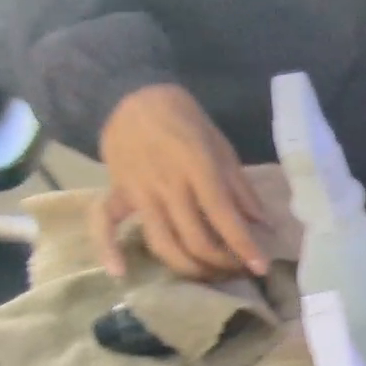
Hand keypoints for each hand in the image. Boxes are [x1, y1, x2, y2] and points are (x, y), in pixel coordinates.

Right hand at [91, 84, 269, 279]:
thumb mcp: (222, 148)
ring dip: (188, 269)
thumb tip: (263, 226)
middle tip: (237, 269)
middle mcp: (167, 184)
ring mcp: (137, 189)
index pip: (225, 219)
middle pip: (195, 241)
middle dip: (221, 264)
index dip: (245, 248)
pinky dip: (107, 248)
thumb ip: (241, 190)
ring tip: (208, 275)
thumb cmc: (185, 122)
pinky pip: (103, 222)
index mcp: (198, 169)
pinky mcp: (115, 190)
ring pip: (162, 243)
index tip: (261, 268)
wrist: (131, 91)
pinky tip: (119, 273)